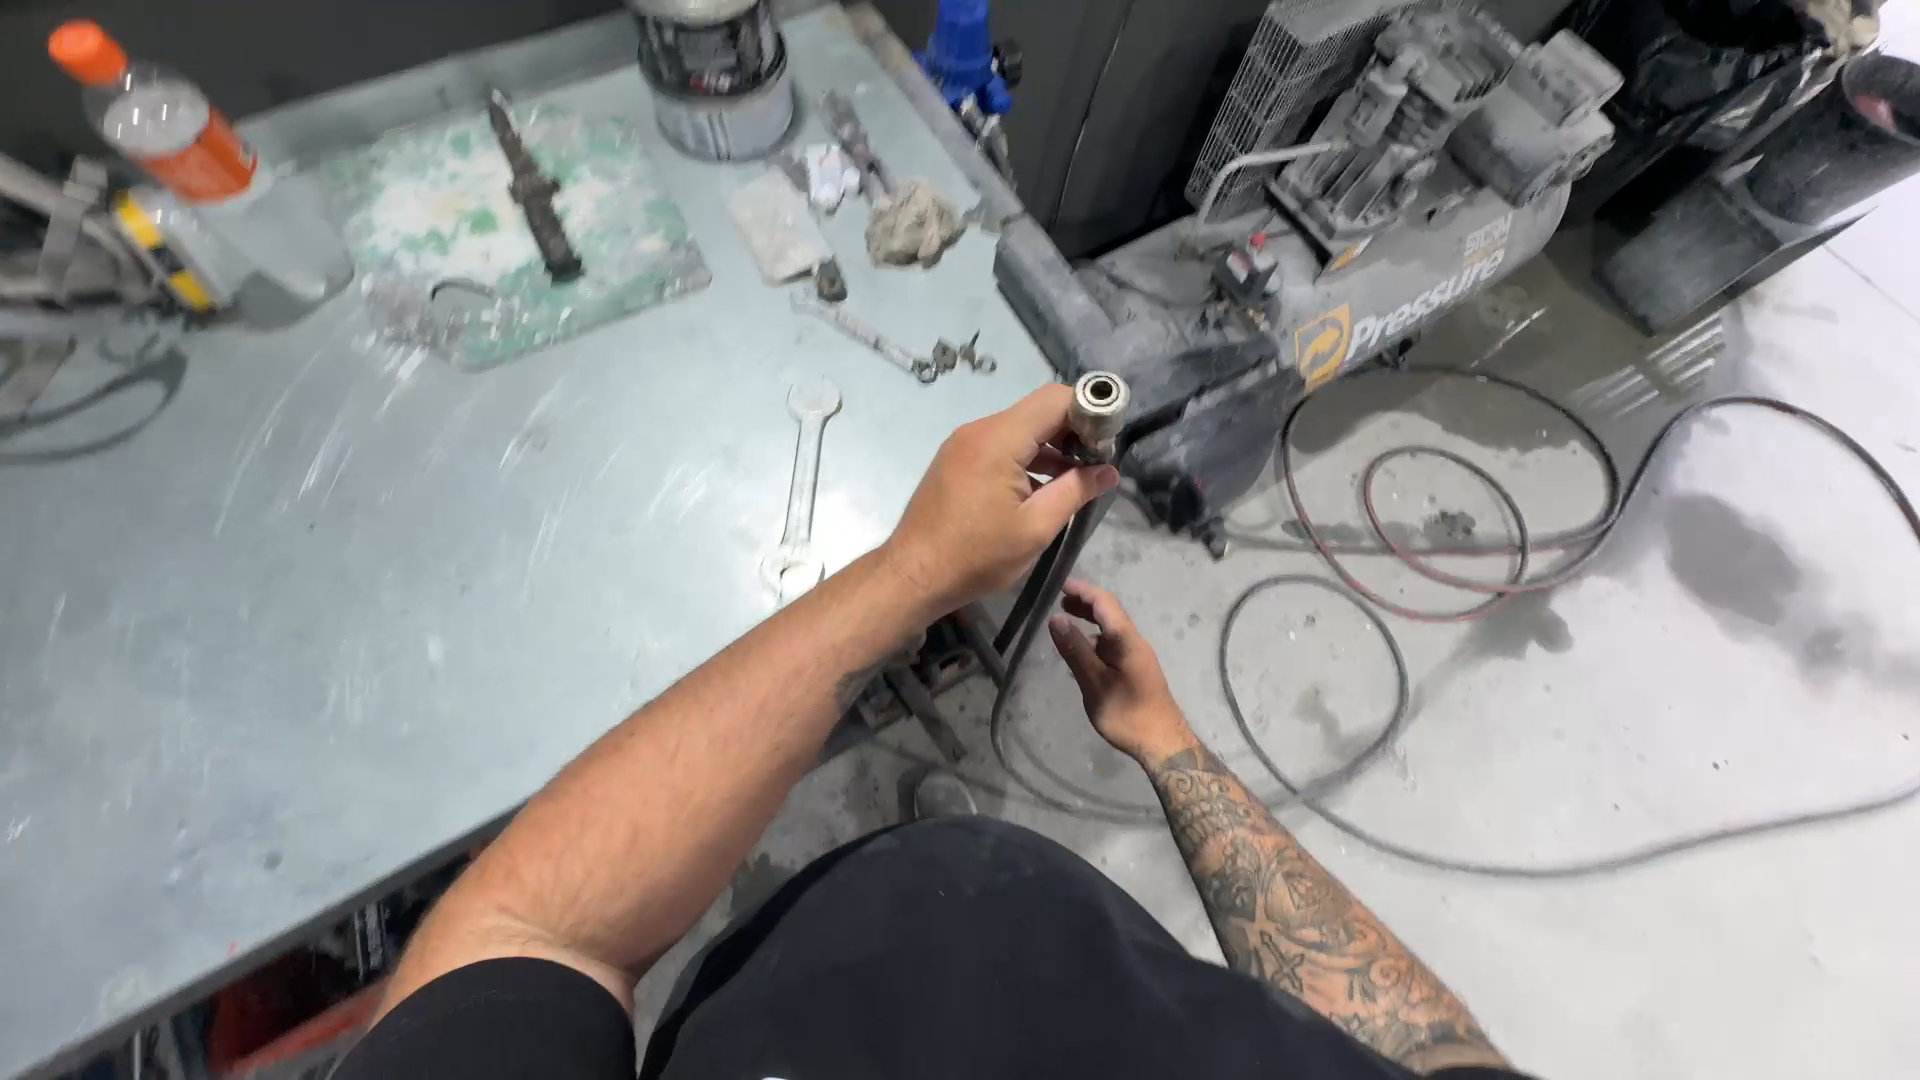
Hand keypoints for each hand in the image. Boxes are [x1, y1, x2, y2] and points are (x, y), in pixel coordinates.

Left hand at [881, 385, 1119, 613]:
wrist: (913, 575)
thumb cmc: (976, 556)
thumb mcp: (1036, 528)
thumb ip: (1075, 491)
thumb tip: (1108, 472)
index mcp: (998, 439)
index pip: (1055, 398)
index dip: (1089, 412)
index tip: (1107, 443)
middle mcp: (978, 430)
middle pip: (1038, 412)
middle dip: (1073, 432)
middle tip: (1097, 466)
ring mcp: (963, 444)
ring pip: (1019, 430)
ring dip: (1050, 449)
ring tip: (1075, 482)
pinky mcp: (955, 461)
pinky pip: (999, 446)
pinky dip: (1025, 459)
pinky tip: (1042, 489)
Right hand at [1047, 578, 1194, 763]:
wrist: (1163, 744)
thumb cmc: (1128, 714)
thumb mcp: (1094, 683)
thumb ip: (1075, 650)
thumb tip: (1055, 619)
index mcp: (1127, 640)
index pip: (1104, 602)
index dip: (1083, 590)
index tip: (1060, 585)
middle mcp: (1134, 642)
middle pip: (1109, 612)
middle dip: (1084, 602)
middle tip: (1058, 600)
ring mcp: (1136, 655)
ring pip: (1111, 629)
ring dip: (1089, 620)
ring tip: (1064, 620)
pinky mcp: (1135, 669)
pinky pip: (1112, 644)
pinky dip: (1094, 639)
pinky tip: (1079, 650)